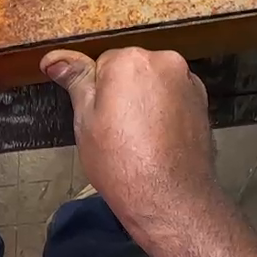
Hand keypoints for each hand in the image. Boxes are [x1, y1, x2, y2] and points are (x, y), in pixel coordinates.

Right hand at [43, 47, 229, 237]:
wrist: (168, 197)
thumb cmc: (121, 163)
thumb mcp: (86, 121)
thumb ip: (76, 82)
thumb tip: (54, 59)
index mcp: (129, 60)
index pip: (102, 64)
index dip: (95, 95)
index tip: (97, 120)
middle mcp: (164, 62)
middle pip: (131, 71)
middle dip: (122, 95)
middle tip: (114, 133)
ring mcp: (187, 81)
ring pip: (153, 85)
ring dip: (143, 104)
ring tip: (136, 140)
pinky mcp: (202, 102)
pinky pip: (172, 99)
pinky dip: (163, 114)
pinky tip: (155, 142)